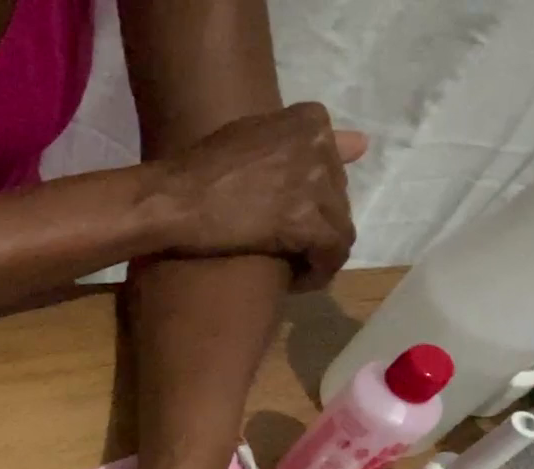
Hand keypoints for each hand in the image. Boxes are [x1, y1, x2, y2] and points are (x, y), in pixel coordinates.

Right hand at [162, 102, 365, 289]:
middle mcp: (320, 146)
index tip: (288, 219)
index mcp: (310, 121)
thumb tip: (362, 144)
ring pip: (339, 227)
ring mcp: (314, 183)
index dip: (312, 199)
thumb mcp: (251, 138)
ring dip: (317, 254)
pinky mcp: (303, 222)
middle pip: (336, 198)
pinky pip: (331, 253)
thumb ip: (299, 142)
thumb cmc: (196, 170)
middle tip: (286, 250)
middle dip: (315, 227)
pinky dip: (318, 271)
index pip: (333, 166)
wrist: (172, 200)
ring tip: (292, 271)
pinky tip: (296, 283)